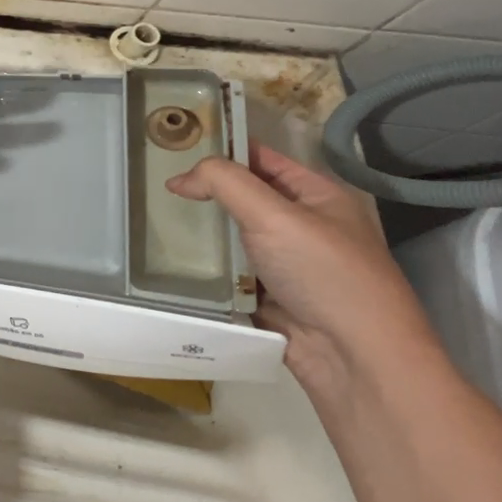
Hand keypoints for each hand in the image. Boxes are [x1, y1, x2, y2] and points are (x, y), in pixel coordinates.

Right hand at [166, 144, 438, 393]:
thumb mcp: (275, 216)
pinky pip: (224, 271)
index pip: (259, 158)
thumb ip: (224, 183)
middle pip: (240, 196)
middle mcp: (302, 225)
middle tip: (147, 179)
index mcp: (318, 197)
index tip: (169, 142)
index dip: (218, 146)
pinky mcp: (265, 295)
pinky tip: (163, 257)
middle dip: (199, 190)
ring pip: (228, 235)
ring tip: (145, 214)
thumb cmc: (325, 275)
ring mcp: (284, 262)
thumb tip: (179, 178)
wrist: (356, 360)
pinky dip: (200, 266)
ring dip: (196, 231)